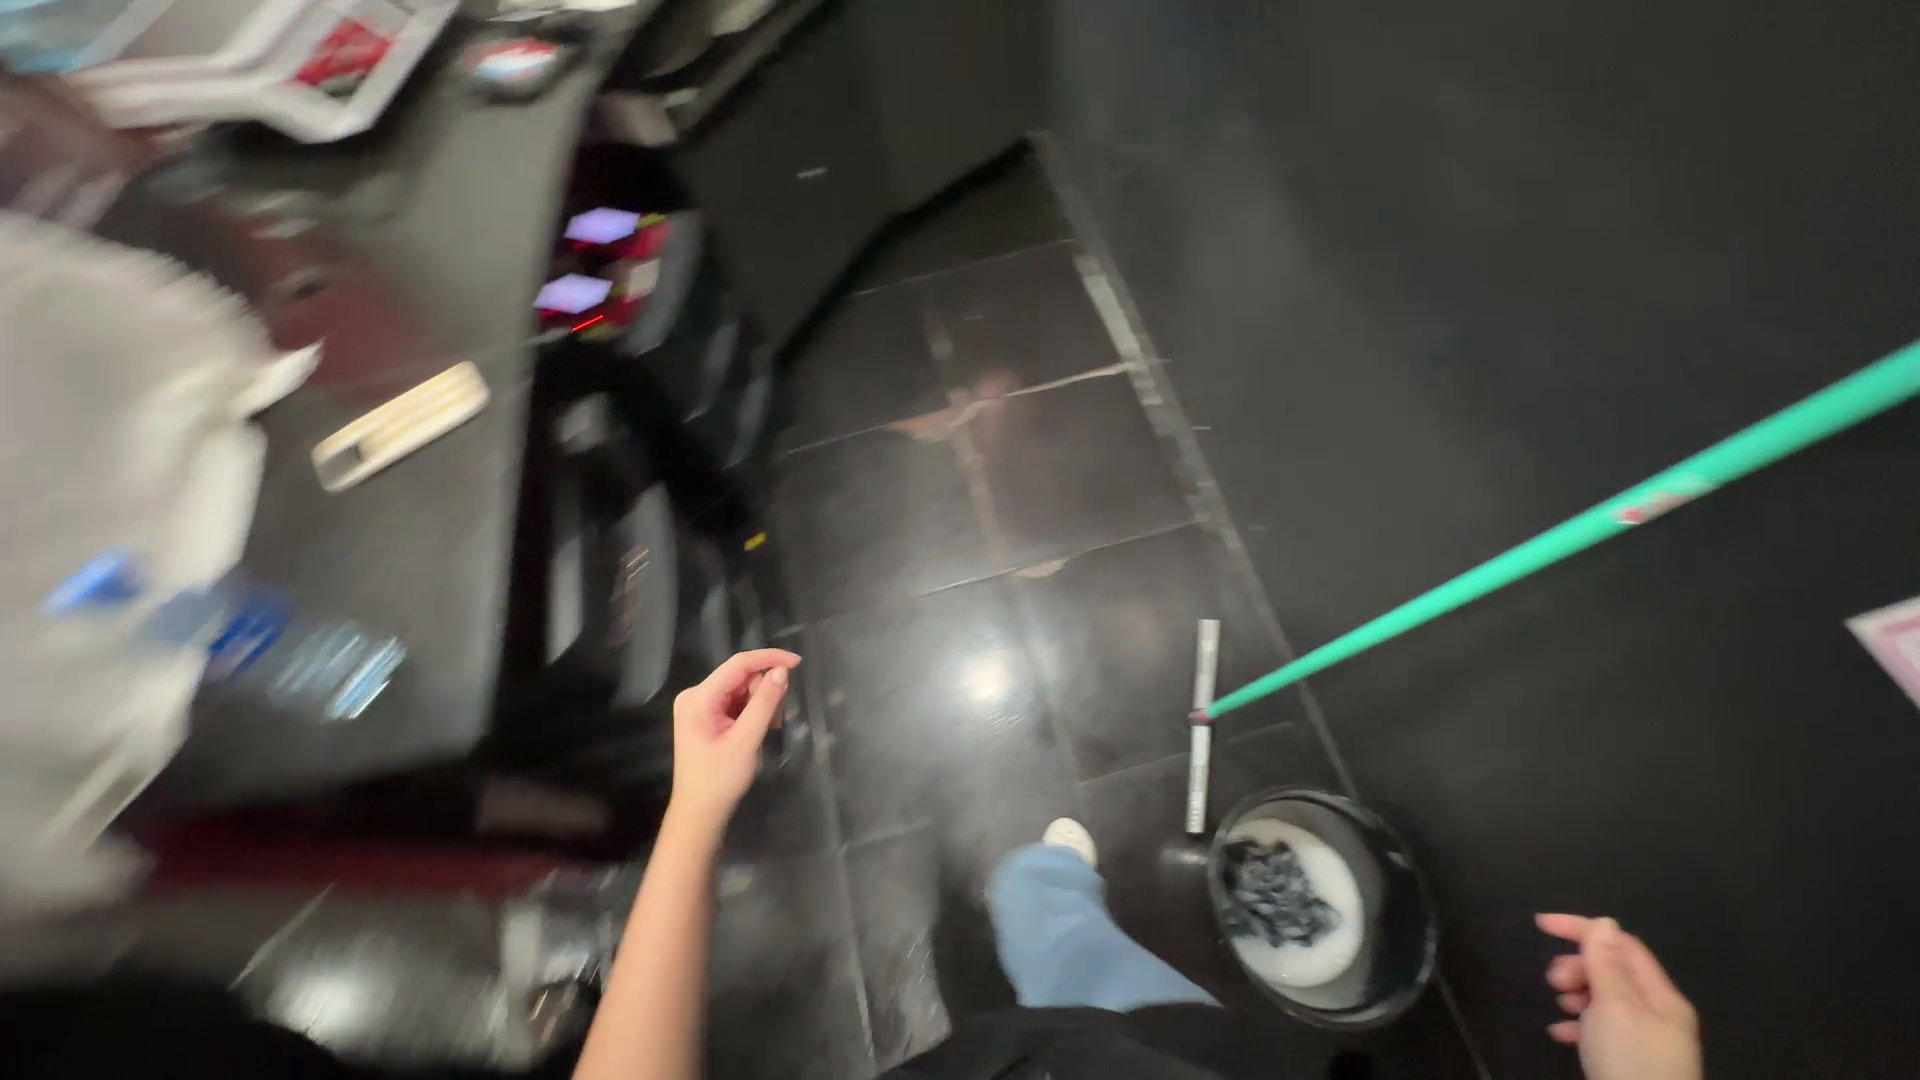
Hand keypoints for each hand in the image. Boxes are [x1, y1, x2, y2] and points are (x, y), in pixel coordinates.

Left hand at [669, 649, 799, 827]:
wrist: (700, 812)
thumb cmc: (720, 778)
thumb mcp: (747, 739)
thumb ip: (765, 703)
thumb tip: (782, 671)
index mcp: (699, 698)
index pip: (738, 664)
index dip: (769, 659)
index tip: (797, 663)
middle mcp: (696, 695)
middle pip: (741, 676)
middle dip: (764, 690)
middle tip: (775, 719)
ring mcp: (700, 705)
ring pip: (741, 688)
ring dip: (760, 703)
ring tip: (765, 729)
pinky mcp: (707, 716)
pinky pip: (737, 700)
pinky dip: (752, 710)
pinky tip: (756, 730)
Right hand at [1537, 914, 1701, 1079]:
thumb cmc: (1631, 1061)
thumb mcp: (1614, 1006)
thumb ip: (1606, 963)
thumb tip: (1604, 923)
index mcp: (1661, 997)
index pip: (1620, 944)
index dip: (1582, 928)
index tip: (1539, 924)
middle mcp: (1656, 1013)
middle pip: (1610, 969)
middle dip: (1576, 966)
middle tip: (1554, 982)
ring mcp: (1643, 1038)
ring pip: (1602, 997)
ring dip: (1575, 993)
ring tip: (1561, 1007)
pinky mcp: (1627, 1059)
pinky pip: (1597, 1027)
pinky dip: (1576, 1023)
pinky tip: (1562, 1033)